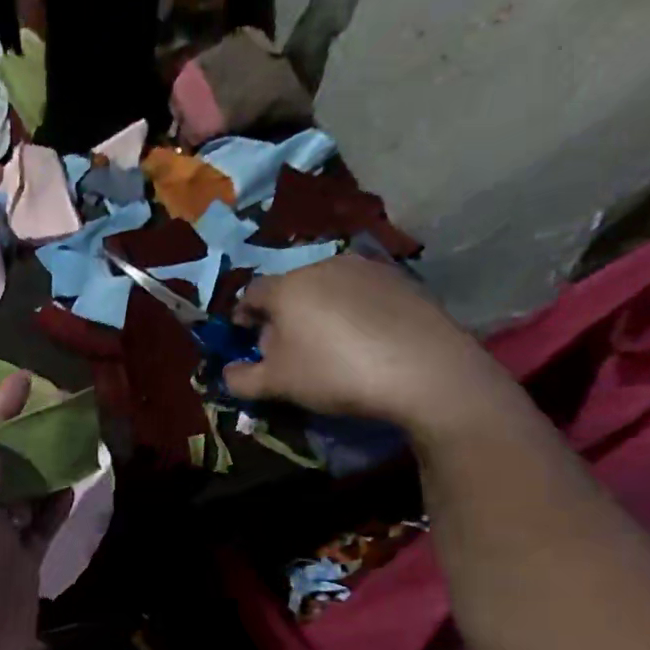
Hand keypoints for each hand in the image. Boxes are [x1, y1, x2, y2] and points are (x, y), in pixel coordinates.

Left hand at [0, 373, 69, 649]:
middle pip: (7, 467)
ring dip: (47, 468)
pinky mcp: (26, 568)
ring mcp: (4, 544)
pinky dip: (56, 508)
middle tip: (60, 407)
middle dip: (28, 437)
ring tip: (73, 438)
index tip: (20, 380)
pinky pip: (43, 529)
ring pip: (29, 494)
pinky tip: (72, 486)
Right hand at [222, 254, 516, 435]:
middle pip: (290, 289)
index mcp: (286, 287)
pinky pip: (361, 294)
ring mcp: (367, 268)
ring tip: (327, 345)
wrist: (422, 369)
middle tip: (286, 349)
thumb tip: (227, 373)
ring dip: (318, 312)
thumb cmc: (334, 373)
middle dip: (282, 316)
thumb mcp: (277, 384)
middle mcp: (323, 265)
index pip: (250, 293)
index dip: (242, 316)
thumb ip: (242, 378)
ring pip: (327, 288)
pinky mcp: (401, 279)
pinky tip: (363, 340)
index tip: (244, 338)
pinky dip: (352, 312)